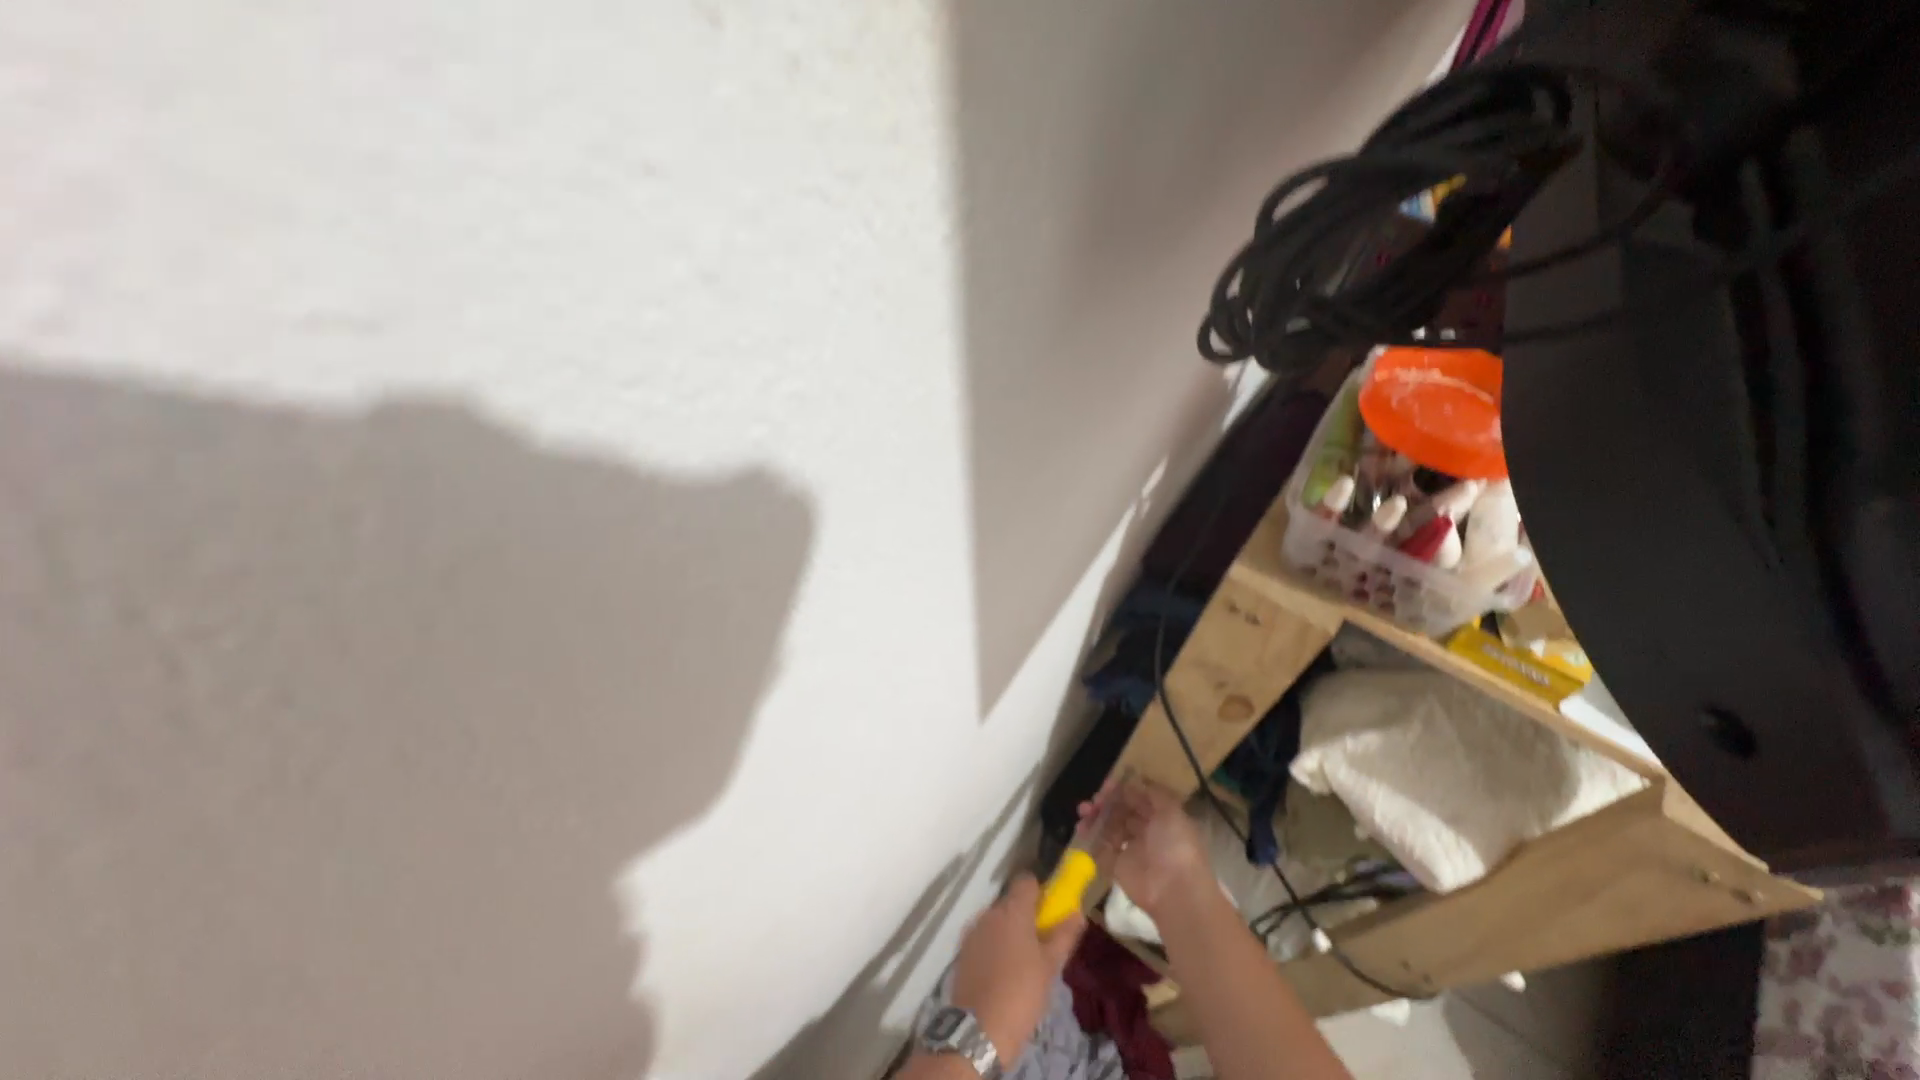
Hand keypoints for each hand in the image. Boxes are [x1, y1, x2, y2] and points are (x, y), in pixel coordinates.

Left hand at [948, 874, 1084, 1062]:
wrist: (979, 1029)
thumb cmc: (1022, 993)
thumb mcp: (1050, 966)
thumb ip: (1064, 935)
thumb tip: (1077, 912)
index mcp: (1012, 911)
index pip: (1026, 882)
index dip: (1040, 892)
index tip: (1051, 912)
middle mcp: (988, 914)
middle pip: (1010, 902)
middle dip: (1026, 916)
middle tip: (1041, 944)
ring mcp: (972, 932)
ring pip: (996, 921)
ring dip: (1009, 932)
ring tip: (1023, 963)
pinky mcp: (962, 952)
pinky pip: (983, 938)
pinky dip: (994, 946)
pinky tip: (1003, 973)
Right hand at [1078, 779, 1210, 919]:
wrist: (1175, 891)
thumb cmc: (1176, 845)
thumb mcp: (1172, 812)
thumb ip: (1154, 793)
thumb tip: (1136, 782)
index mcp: (1162, 818)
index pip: (1138, 798)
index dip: (1123, 790)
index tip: (1108, 785)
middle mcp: (1147, 832)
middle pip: (1122, 812)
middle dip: (1107, 803)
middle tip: (1094, 800)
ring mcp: (1131, 850)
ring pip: (1109, 828)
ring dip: (1096, 818)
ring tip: (1083, 812)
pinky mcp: (1117, 867)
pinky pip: (1101, 849)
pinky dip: (1090, 838)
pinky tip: (1082, 829)